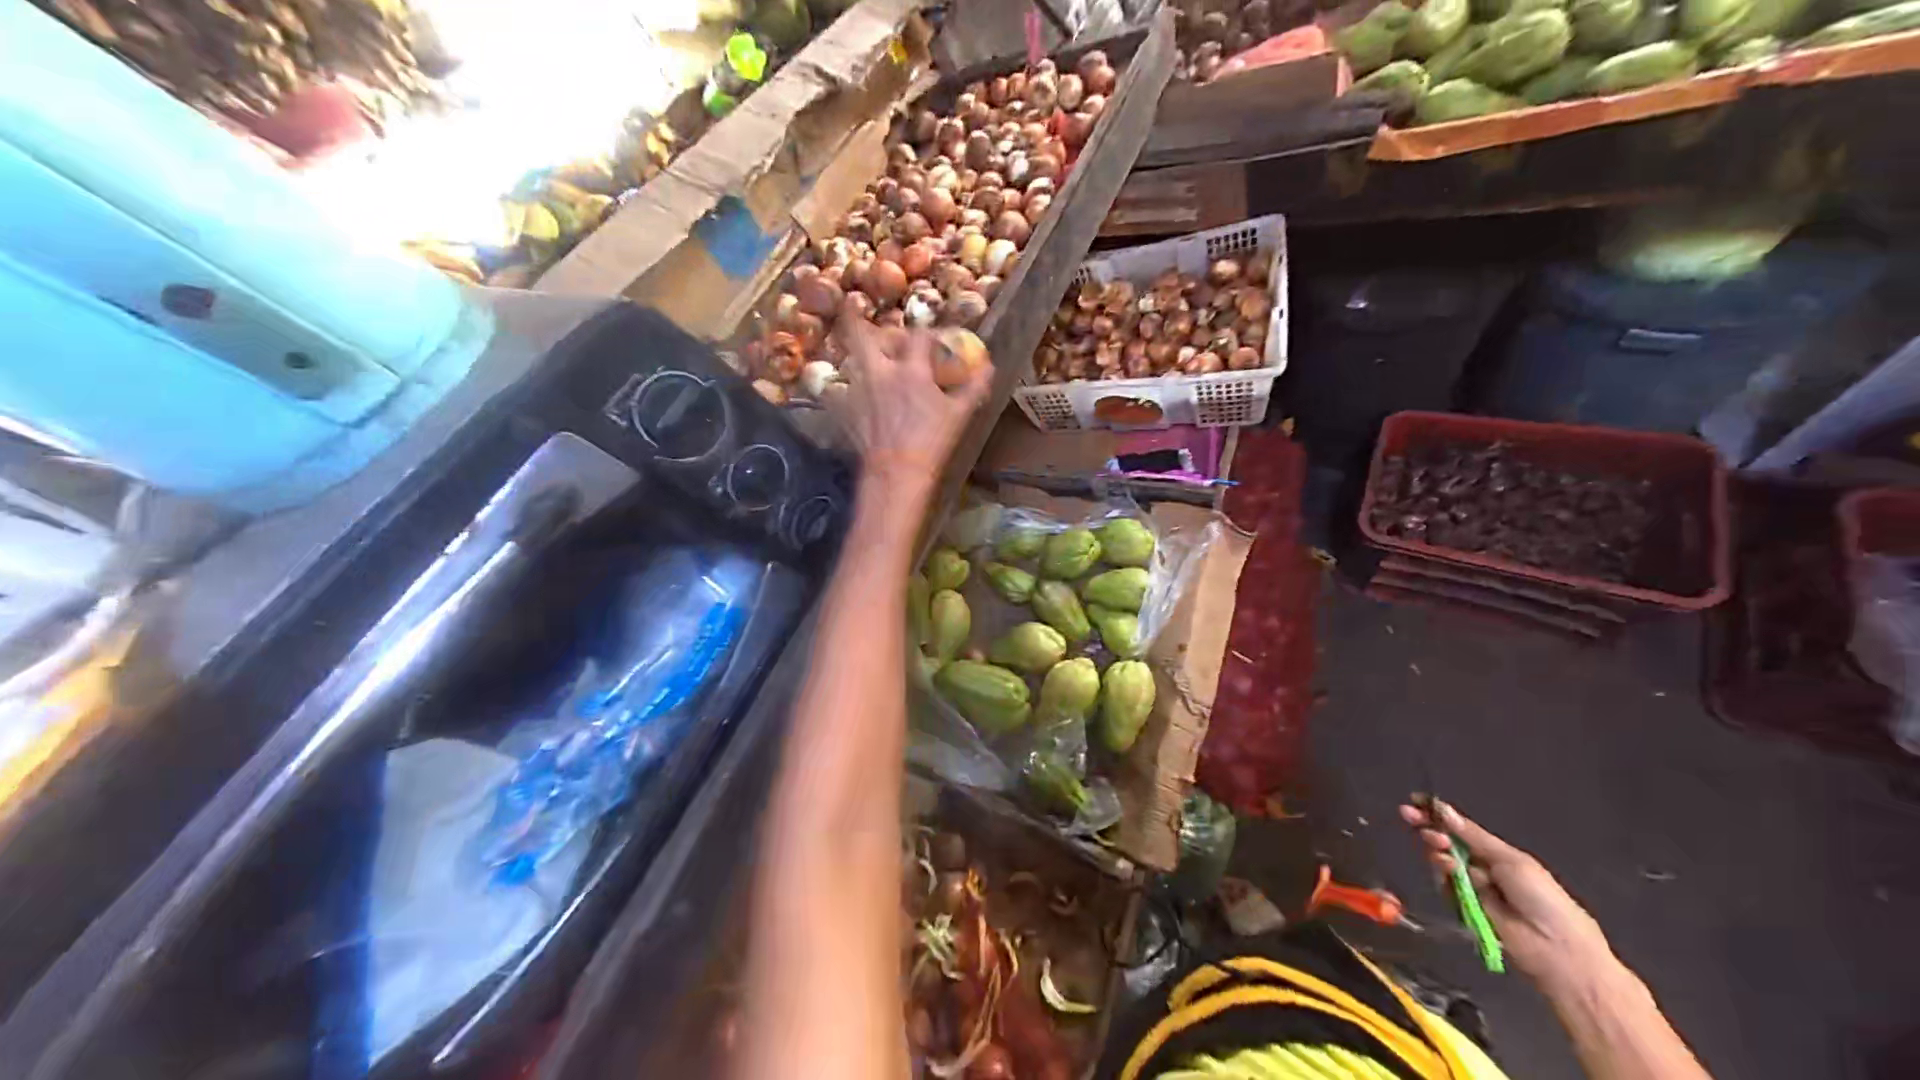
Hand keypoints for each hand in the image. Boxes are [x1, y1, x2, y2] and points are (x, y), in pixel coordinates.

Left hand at [830, 322, 991, 507]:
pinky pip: (841, 391)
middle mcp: (881, 373)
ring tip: (869, 360)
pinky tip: (857, 394)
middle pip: (863, 334)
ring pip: (851, 360)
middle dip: (862, 322)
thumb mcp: (960, 415)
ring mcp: (860, 390)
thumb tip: (989, 368)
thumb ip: (974, 388)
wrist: (897, 472)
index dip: (928, 334)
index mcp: (912, 370)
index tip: (934, 341)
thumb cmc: (932, 442)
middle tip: (876, 329)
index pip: (919, 336)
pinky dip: (848, 388)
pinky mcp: (848, 410)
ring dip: (860, 356)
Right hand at [1400, 799, 1614, 990]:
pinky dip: (1443, 874)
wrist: (1555, 949)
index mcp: (1496, 852)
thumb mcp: (1510, 859)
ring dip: (1436, 849)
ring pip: (1442, 860)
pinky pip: (1445, 884)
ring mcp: (1472, 887)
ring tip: (1439, 848)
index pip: (1461, 828)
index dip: (1438, 814)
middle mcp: (1481, 867)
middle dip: (1430, 828)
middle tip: (1411, 817)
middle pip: (1447, 842)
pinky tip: (1448, 869)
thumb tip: (1442, 809)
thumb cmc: (1542, 898)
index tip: (1415, 800)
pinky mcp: (1463, 907)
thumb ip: (1472, 835)